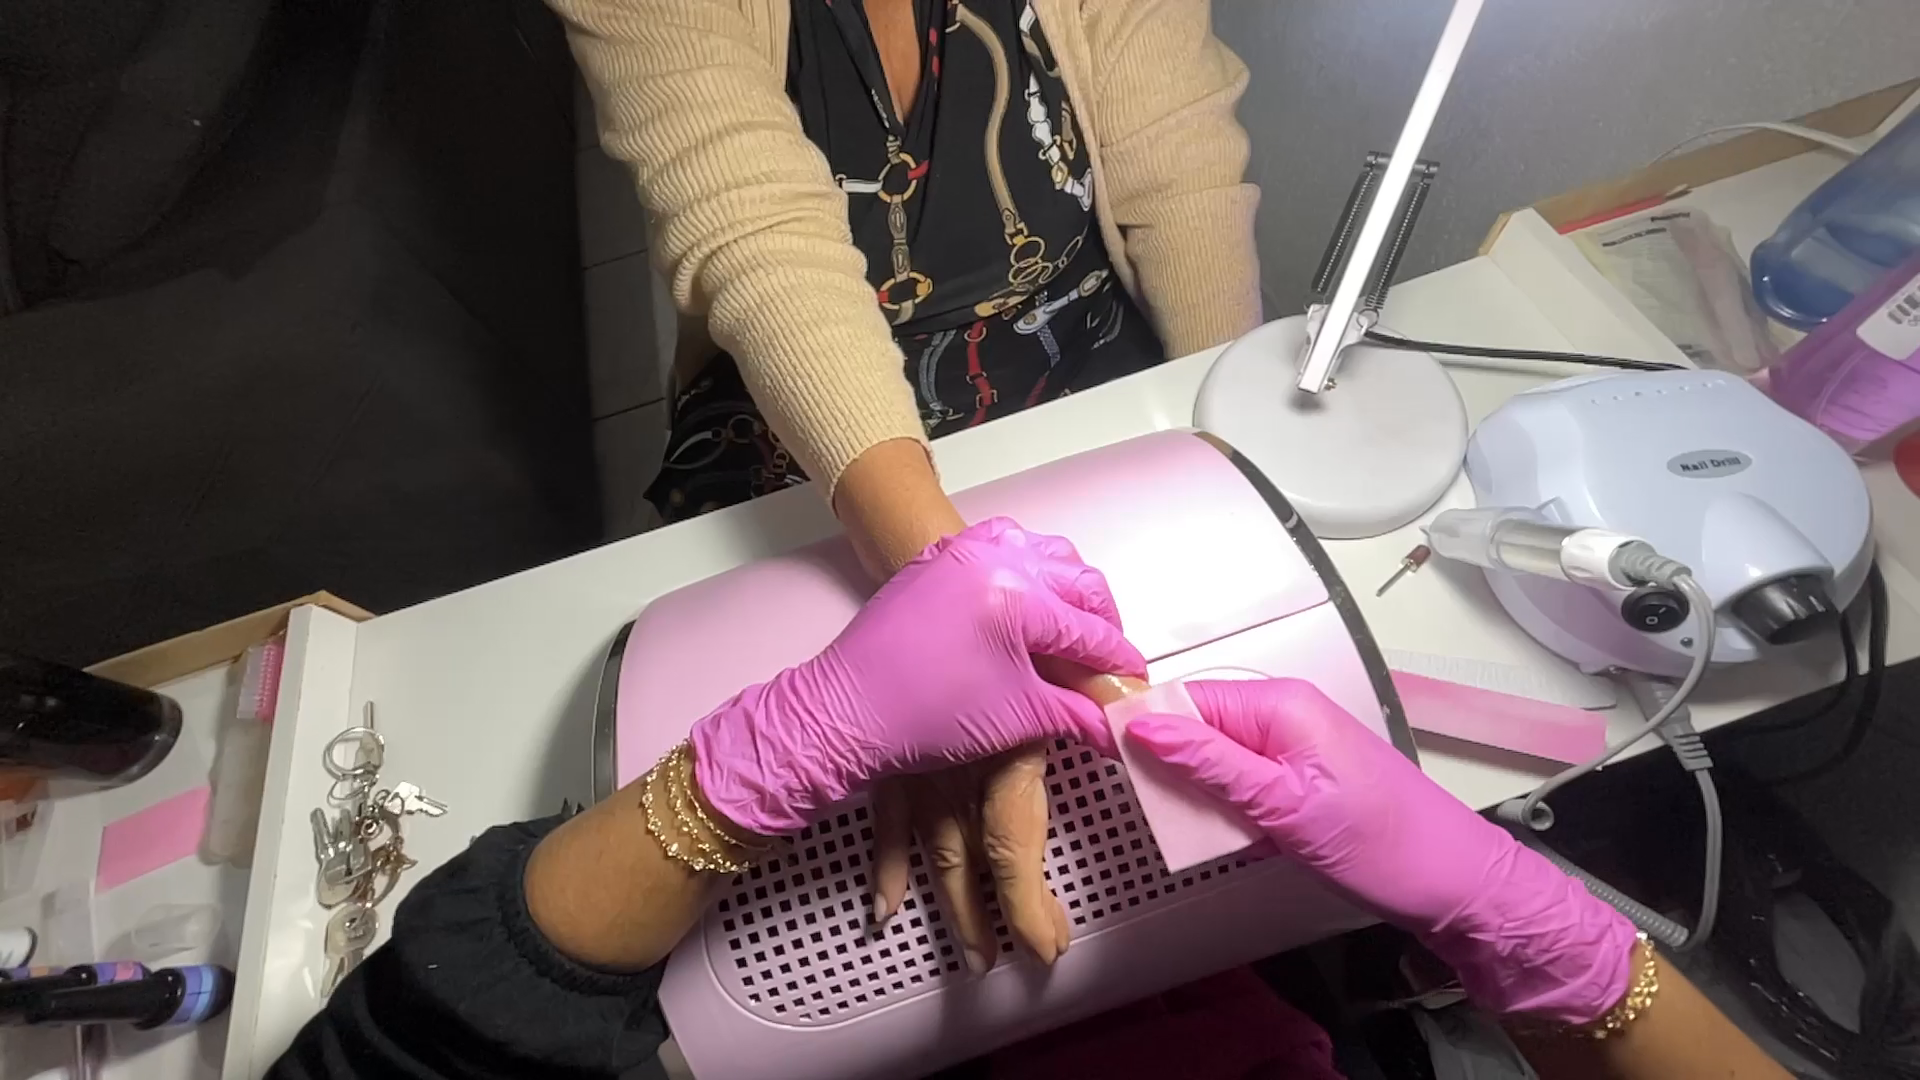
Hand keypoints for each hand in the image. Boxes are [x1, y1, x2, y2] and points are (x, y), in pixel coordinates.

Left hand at [691, 517, 1143, 833]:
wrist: (844, 713)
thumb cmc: (924, 717)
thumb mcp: (1017, 716)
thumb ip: (1077, 712)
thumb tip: (1115, 722)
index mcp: (1015, 593)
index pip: (1088, 629)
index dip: (1119, 662)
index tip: (1135, 684)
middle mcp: (994, 556)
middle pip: (1077, 580)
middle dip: (1101, 621)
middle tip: (1107, 663)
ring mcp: (963, 549)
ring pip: (1044, 552)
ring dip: (1068, 588)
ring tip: (1073, 631)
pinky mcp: (941, 557)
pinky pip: (1002, 545)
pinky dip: (1028, 569)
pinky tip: (1030, 601)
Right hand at [1125, 678, 1638, 1024]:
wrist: (1461, 889)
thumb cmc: (1389, 846)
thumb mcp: (1282, 806)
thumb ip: (1208, 762)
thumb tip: (1145, 726)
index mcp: (1278, 702)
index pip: (1185, 699)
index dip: (1147, 728)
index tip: (1117, 758)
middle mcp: (1283, 711)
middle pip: (1196, 725)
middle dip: (1175, 766)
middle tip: (1172, 807)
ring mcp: (1291, 741)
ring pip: (1214, 753)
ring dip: (1201, 790)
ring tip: (1212, 827)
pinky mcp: (1297, 769)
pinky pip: (1240, 773)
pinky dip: (1227, 802)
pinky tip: (1235, 831)